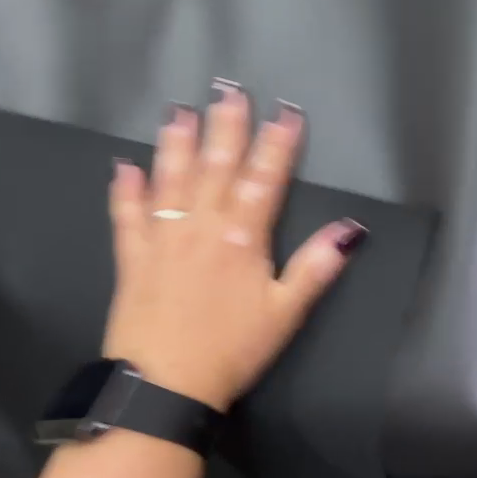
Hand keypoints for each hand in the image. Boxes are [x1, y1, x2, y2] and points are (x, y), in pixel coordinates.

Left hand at [103, 79, 365, 410]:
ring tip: (180, 111)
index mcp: (244, 237)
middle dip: (227, 127)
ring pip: (172, 181)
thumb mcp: (286, 311)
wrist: (160, 387)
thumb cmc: (233, 348)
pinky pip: (127, 216)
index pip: (266, 179)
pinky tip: (124, 166)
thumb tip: (351, 228)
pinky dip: (126, 190)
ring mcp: (163, 240)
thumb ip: (316, 266)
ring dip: (178, 144)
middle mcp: (202, 228)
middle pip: (218, 168)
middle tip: (228, 90)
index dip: (278, 144)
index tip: (287, 111)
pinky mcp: (132, 259)